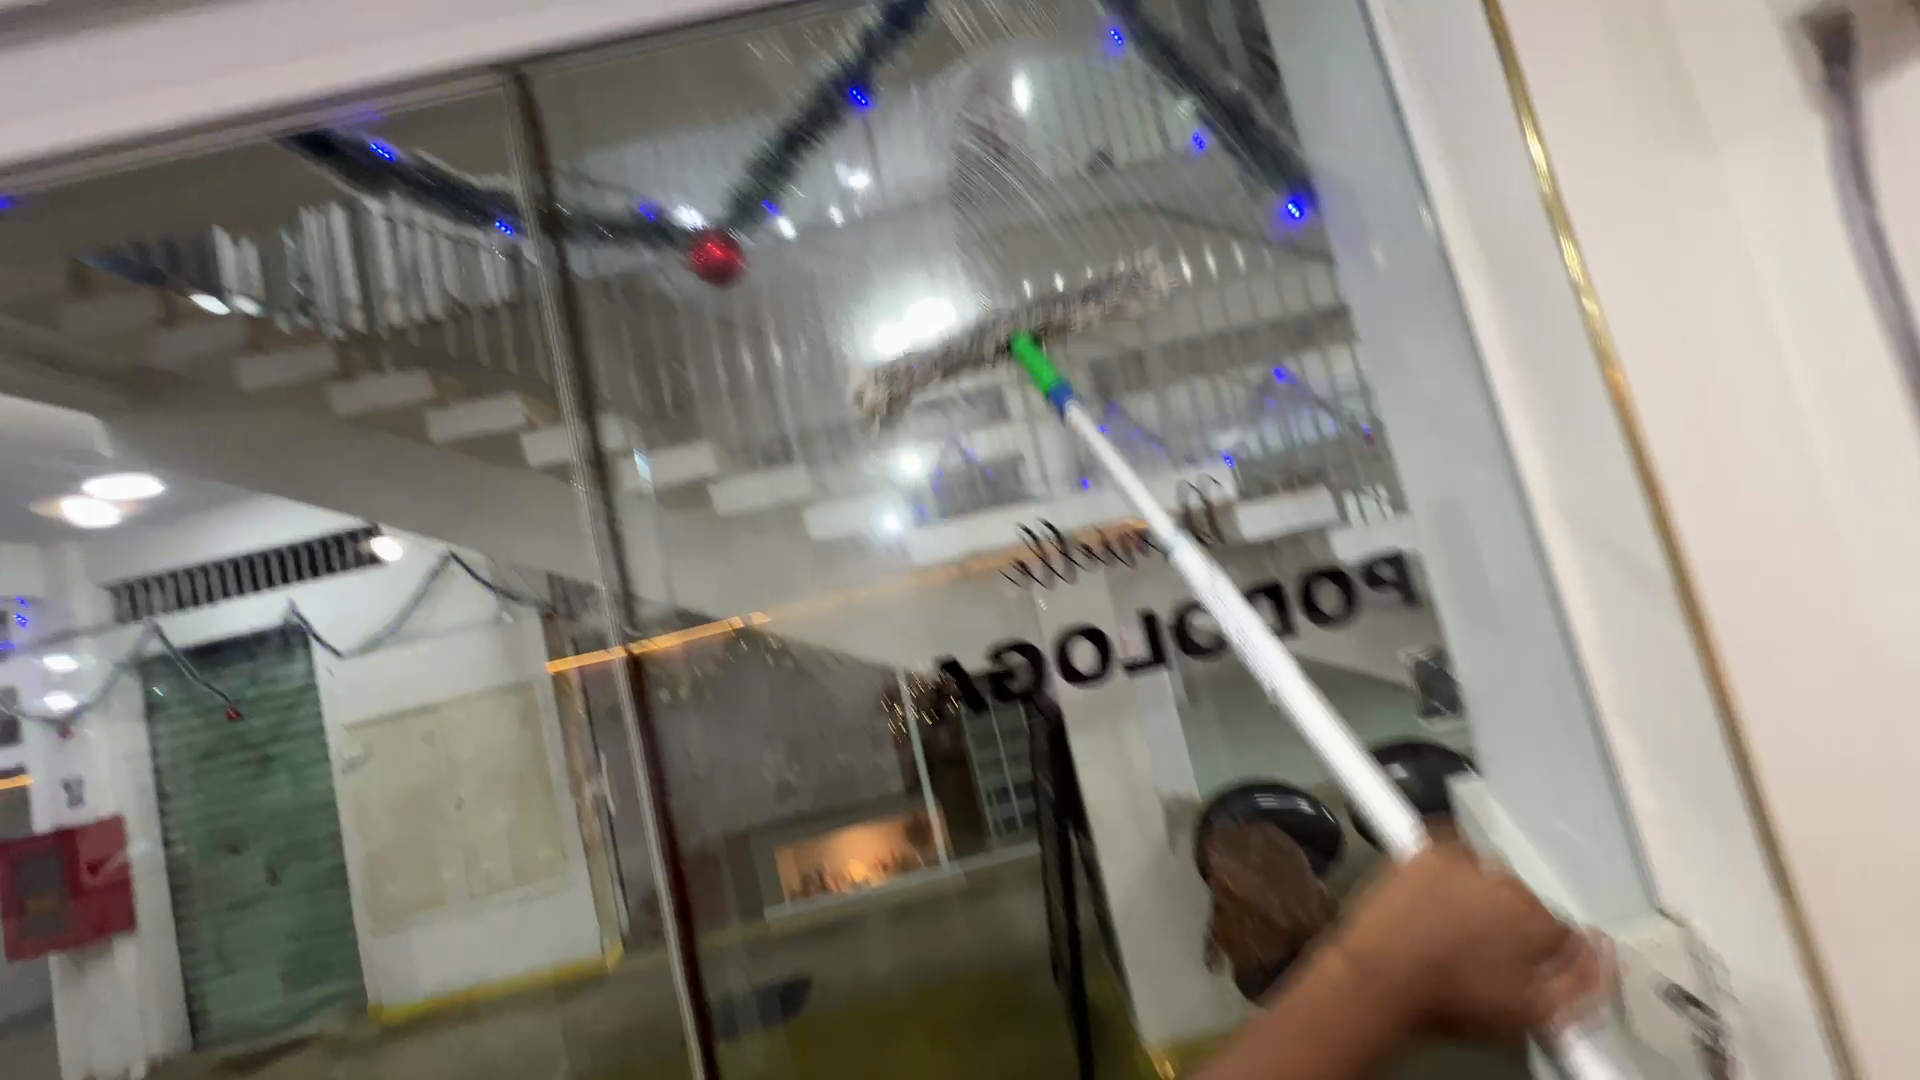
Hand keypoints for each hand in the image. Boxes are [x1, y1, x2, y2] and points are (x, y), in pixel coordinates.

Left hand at [1329, 843, 1611, 1039]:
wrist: (1381, 973)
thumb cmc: (1452, 997)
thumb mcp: (1535, 1013)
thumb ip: (1584, 983)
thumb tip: (1603, 953)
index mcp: (1538, 919)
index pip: (1563, 932)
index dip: (1543, 954)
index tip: (1521, 965)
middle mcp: (1504, 880)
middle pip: (1523, 901)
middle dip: (1510, 923)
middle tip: (1482, 948)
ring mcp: (1459, 858)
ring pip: (1487, 874)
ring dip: (1479, 892)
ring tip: (1454, 922)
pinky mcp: (1422, 847)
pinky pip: (1449, 843)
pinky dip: (1450, 858)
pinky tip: (1441, 883)